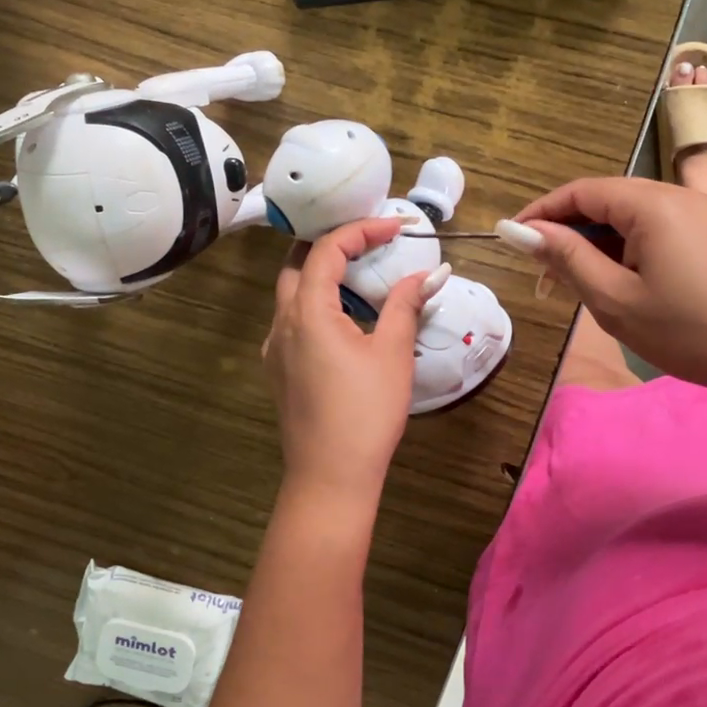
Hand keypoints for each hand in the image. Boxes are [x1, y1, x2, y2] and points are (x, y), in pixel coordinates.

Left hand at [263, 219, 437, 500]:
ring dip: (324, 275)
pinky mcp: (279, 368)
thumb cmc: (366, 412)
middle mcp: (281, 321)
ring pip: (292, 293)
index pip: (327, 248)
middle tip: (372, 241)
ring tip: (364, 275)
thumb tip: (431, 273)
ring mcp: (275, 347)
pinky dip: (317, 304)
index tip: (398, 228)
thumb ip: (405, 304)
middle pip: (298, 263)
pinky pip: (293, 320)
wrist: (330, 477)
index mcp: (307, 310)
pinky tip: (347, 320)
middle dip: (333, 244)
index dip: (362, 229)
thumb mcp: (392, 353)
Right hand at [516, 177, 706, 388]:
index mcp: (650, 204)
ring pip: (631, 217)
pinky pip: (657, 229)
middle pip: (605, 200)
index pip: (579, 192)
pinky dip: (628, 250)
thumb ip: (566, 258)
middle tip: (544, 276)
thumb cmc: (690, 331)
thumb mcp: (615, 300)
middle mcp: (677, 196)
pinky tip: (622, 283)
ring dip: (598, 244)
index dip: (540, 214)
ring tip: (580, 286)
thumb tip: (520, 230)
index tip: (511, 242)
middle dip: (568, 233)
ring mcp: (702, 214)